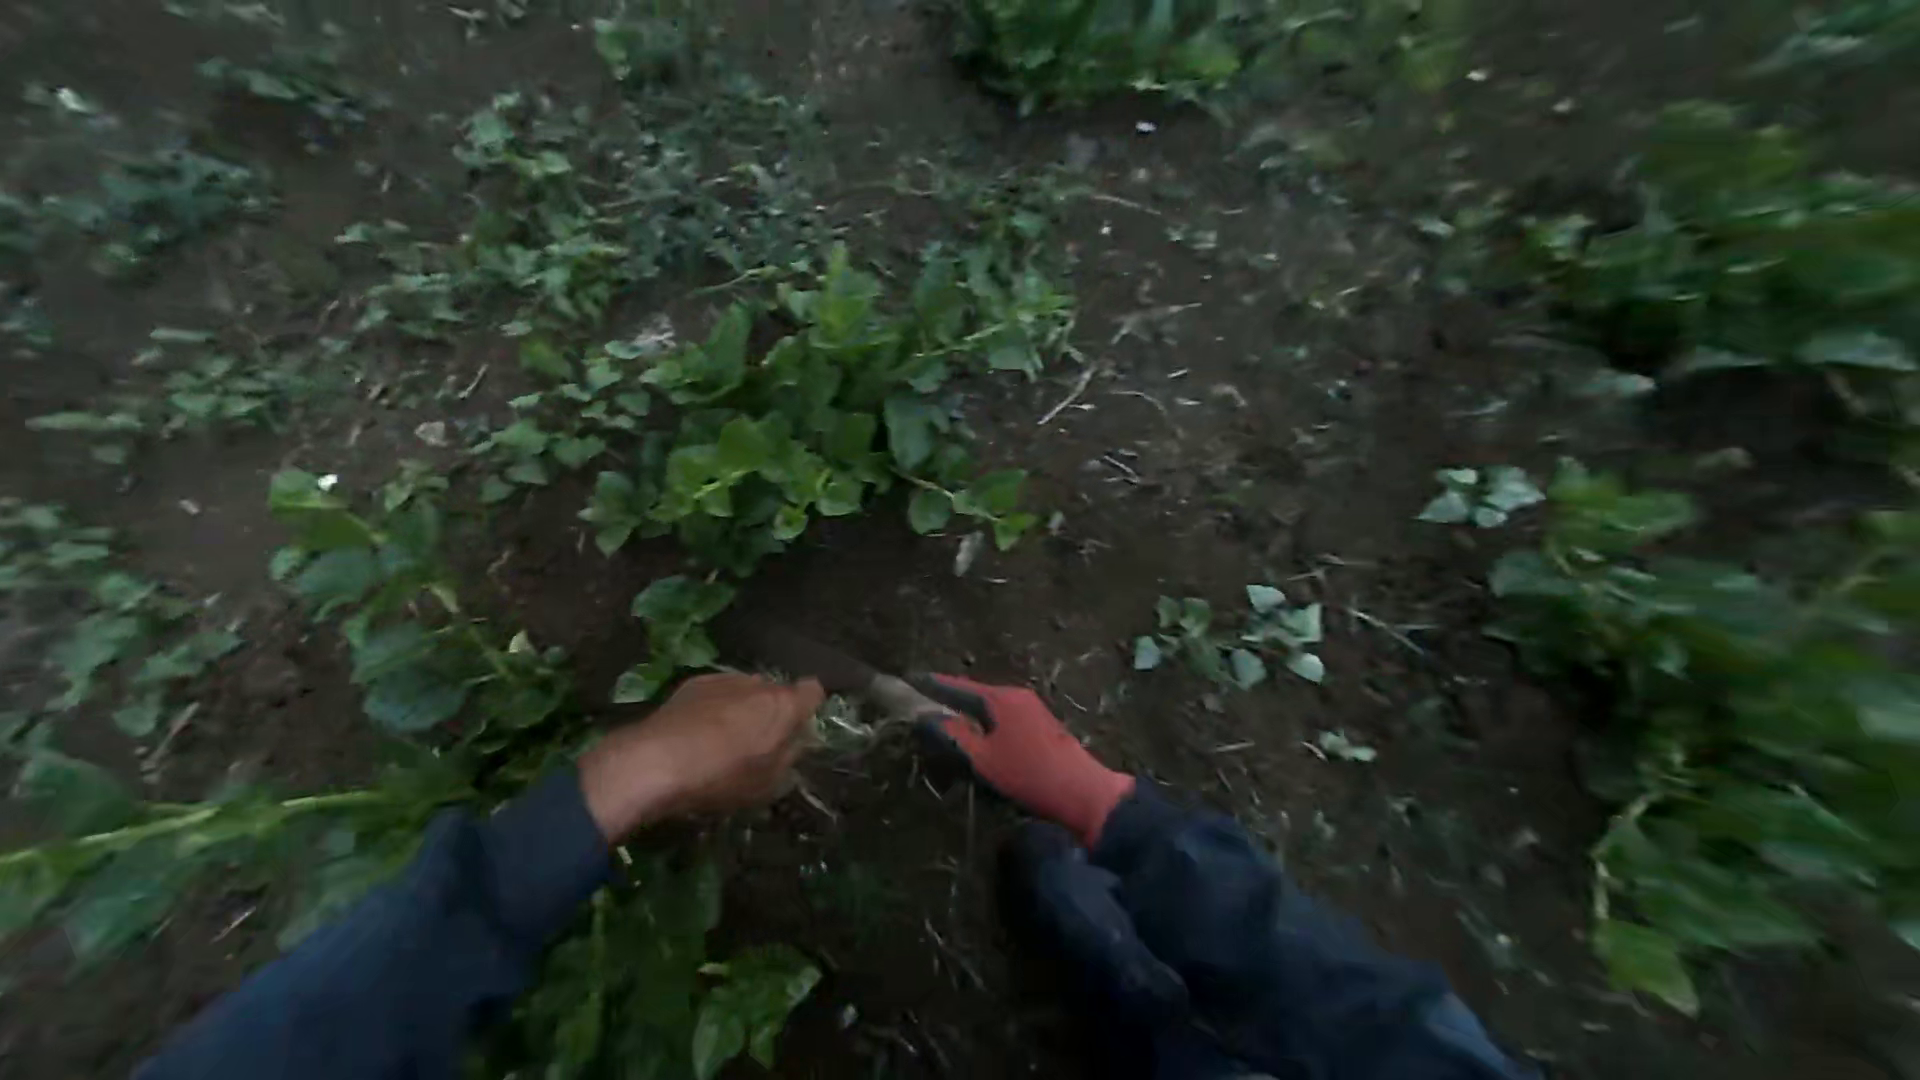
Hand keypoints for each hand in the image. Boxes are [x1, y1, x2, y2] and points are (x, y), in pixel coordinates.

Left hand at [578, 673, 824, 842]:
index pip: (814, 690)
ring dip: (744, 707)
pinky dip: (716, 705)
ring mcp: (726, 679)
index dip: (809, 708)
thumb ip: (789, 757)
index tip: (798, 730)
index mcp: (785, 705)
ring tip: (724, 738)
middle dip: (773, 711)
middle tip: (759, 742)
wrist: (655, 761)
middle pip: (777, 692)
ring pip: (747, 690)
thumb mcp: (767, 784)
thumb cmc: (721, 777)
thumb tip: (796, 742)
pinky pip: (719, 691)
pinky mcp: (694, 683)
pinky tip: (698, 731)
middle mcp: (760, 683)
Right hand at [911, 674, 1134, 845]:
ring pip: (990, 707)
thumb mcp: (983, 759)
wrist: (1084, 793)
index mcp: (1001, 698)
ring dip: (968, 712)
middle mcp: (1017, 697)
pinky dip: (984, 722)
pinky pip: (1003, 718)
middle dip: (949, 697)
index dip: (933, 684)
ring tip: (945, 719)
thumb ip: (954, 736)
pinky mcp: (1041, 727)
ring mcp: (1032, 710)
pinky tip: (978, 736)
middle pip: (975, 693)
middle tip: (923, 701)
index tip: (911, 679)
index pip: (959, 685)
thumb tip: (926, 717)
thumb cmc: (1029, 774)